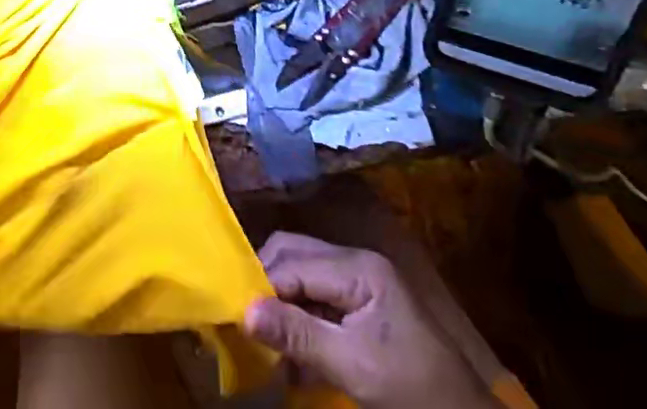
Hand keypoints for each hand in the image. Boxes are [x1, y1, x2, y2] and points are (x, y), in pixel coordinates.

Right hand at [244, 232, 494, 408]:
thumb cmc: (414, 391)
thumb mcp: (354, 366)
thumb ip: (298, 336)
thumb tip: (243, 313)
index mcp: (358, 267)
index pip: (292, 264)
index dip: (260, 287)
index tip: (233, 315)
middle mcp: (355, 262)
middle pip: (292, 256)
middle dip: (265, 286)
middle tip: (245, 321)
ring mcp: (359, 282)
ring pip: (300, 274)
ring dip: (279, 304)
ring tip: (262, 337)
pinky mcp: (361, 304)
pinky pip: (315, 296)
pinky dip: (296, 318)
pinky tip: (288, 349)